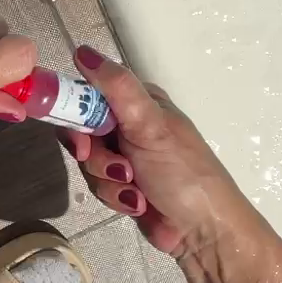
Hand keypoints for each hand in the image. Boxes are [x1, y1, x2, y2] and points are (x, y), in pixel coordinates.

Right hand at [63, 45, 266, 258]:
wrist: (204, 231)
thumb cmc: (182, 172)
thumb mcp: (149, 125)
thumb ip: (116, 87)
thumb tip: (81, 51)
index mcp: (138, 102)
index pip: (87, 95)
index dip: (77, 118)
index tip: (85, 140)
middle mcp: (129, 124)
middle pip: (81, 132)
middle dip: (96, 157)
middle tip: (118, 169)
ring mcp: (125, 155)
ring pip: (87, 162)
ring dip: (108, 181)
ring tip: (136, 191)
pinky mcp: (121, 184)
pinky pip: (97, 184)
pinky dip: (115, 196)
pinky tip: (137, 204)